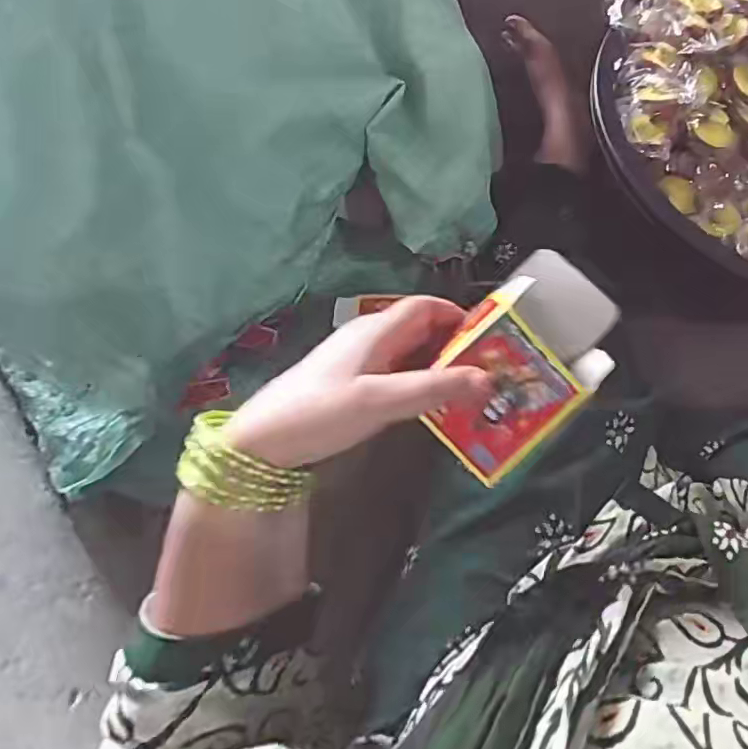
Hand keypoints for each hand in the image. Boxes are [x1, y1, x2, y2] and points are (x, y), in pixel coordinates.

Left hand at [217, 296, 490, 467]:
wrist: (260, 442)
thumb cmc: (320, 412)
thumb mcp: (382, 401)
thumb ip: (435, 389)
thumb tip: (487, 379)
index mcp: (377, 329)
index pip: (427, 307)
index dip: (459, 316)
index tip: (487, 339)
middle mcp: (370, 337)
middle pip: (422, 328)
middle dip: (455, 344)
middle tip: (484, 369)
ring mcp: (359, 359)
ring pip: (410, 352)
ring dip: (438, 365)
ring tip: (465, 388)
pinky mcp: (352, 380)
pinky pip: (397, 370)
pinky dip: (419, 379)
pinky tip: (428, 403)